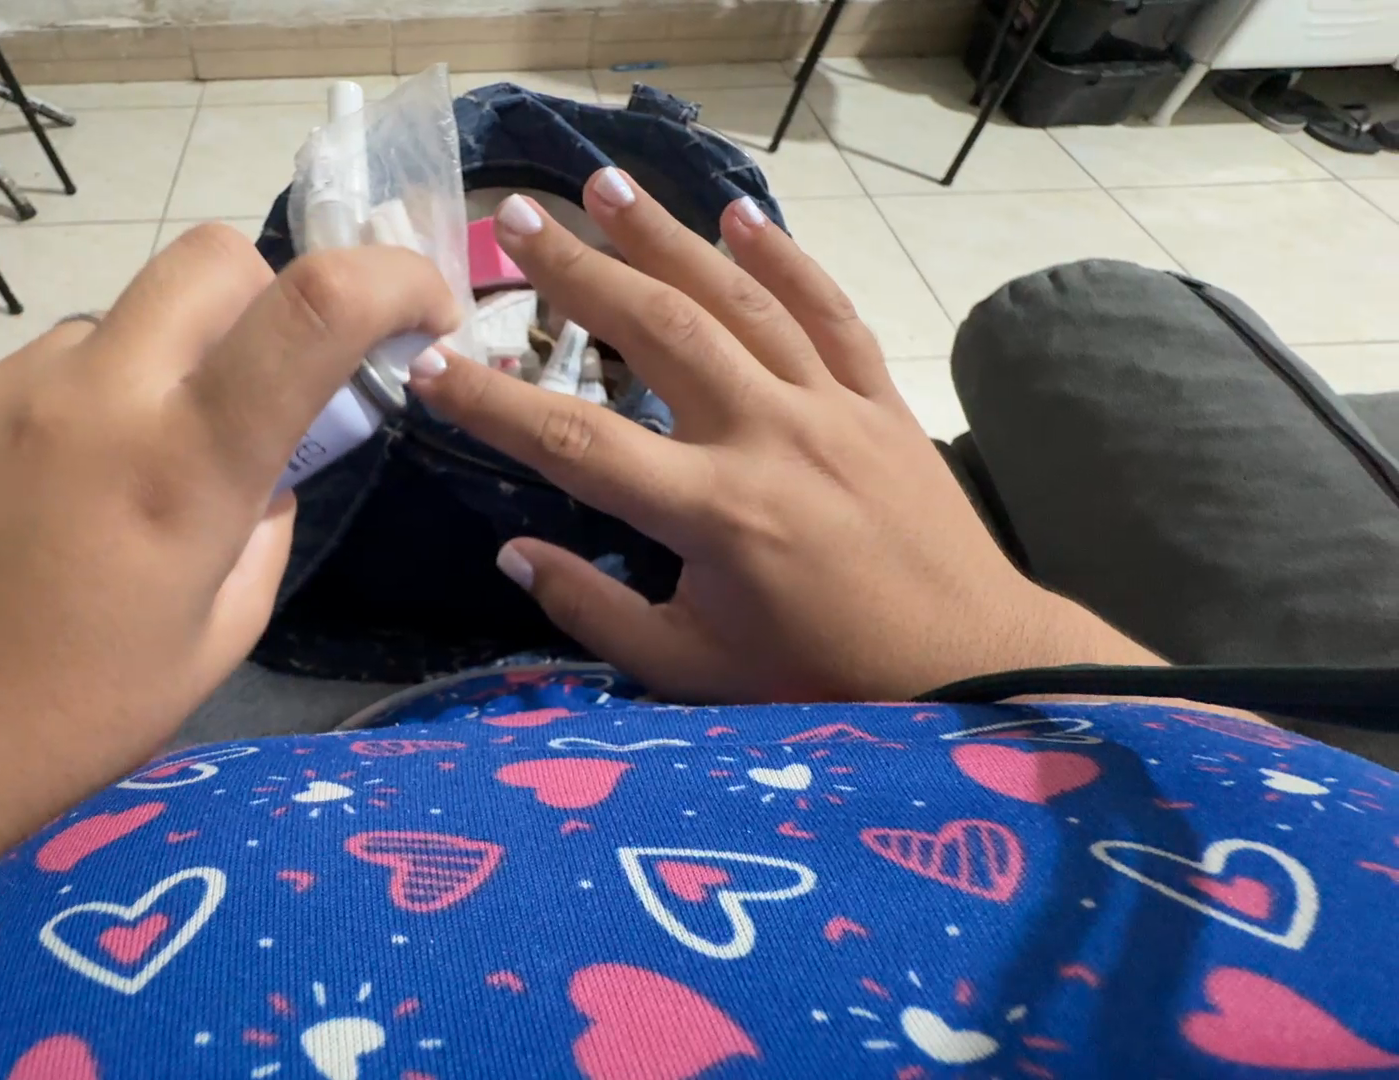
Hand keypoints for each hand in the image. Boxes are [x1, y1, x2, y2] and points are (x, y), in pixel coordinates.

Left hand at [0, 225, 457, 1078]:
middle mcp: (94, 395)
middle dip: (270, 299)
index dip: (394, 279)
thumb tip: (269, 462)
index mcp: (188, 465)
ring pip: (122, 325)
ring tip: (129, 478)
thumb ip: (268, 522)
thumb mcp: (224, 631)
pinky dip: (82, 410)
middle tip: (262, 388)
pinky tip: (48, 498)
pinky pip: (44, 373)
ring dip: (161, 372)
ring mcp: (0, 387)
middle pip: (214, 257)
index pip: (314, 310)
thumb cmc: (83, 713)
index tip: (425, 314)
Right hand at [410, 170, 1159, 703]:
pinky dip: (786, 259)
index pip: (576, 443)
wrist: (969, 670)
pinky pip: (830, 314)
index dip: (494, 402)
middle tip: (514, 217)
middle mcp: (767, 437)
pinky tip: (741, 216)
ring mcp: (832, 409)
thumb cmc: (813, 679)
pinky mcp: (881, 403)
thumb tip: (512, 554)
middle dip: (575, 269)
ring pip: (739, 300)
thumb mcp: (685, 667)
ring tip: (606, 186)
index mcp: (711, 512)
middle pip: (657, 331)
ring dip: (665, 236)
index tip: (431, 363)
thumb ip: (591, 608)